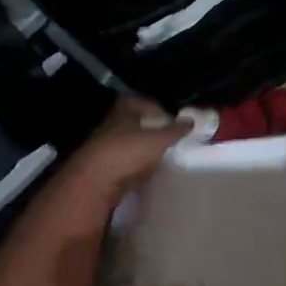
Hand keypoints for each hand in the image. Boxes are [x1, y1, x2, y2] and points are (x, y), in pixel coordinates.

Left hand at [60, 97, 191, 202]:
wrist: (94, 182)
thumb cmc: (128, 152)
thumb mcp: (158, 140)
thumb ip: (175, 130)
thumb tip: (191, 121)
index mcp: (124, 109)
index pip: (147, 103)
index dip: (163, 112)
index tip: (176, 125)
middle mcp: (112, 122)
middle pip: (137, 123)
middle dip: (154, 131)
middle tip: (172, 142)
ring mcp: (105, 144)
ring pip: (130, 142)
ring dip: (144, 149)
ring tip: (162, 158)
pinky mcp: (102, 165)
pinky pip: (124, 160)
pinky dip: (135, 164)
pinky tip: (145, 172)